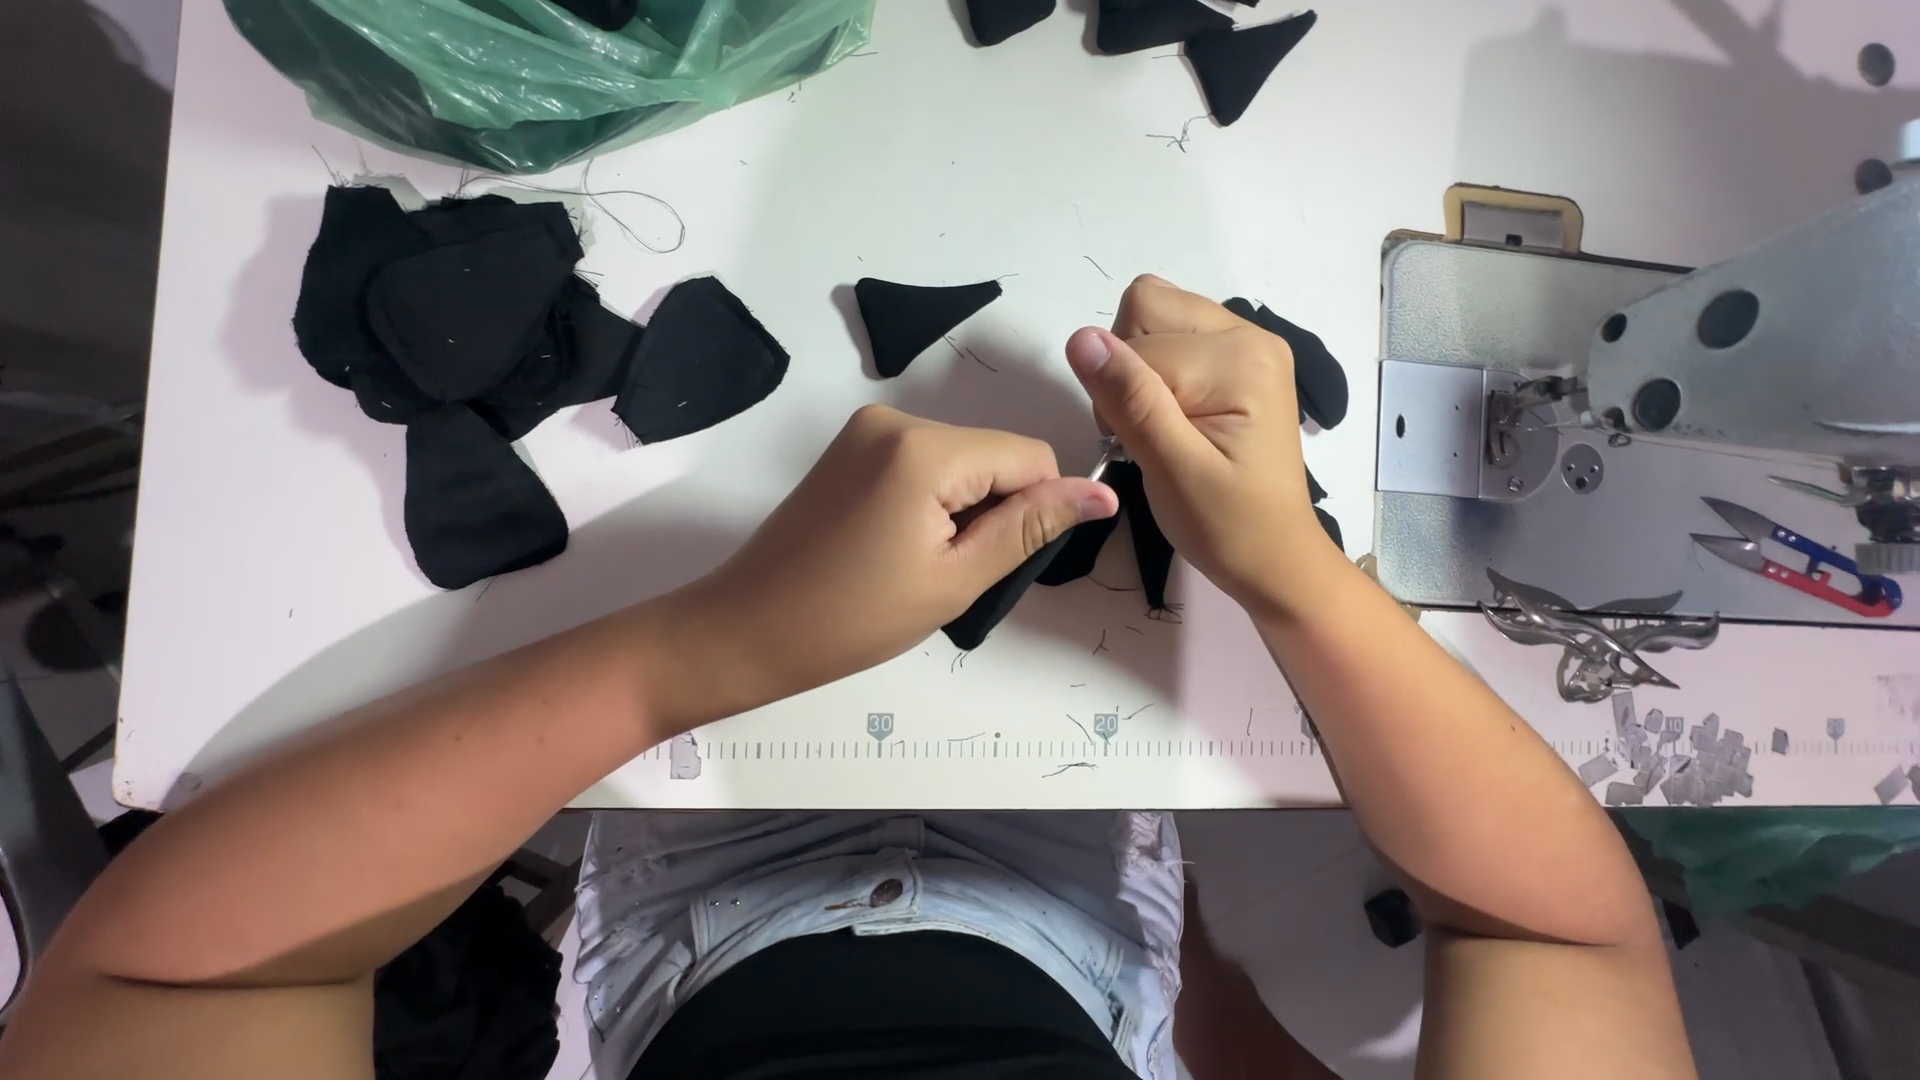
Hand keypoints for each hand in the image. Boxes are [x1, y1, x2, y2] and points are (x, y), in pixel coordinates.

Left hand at [656, 406, 1117, 721]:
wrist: (749, 628)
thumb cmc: (854, 618)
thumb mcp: (955, 578)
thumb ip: (1031, 528)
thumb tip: (1102, 493)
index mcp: (925, 448)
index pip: (1030, 456)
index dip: (1037, 509)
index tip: (1001, 562)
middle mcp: (896, 420)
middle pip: (993, 455)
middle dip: (995, 510)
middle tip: (950, 571)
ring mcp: (866, 431)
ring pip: (961, 461)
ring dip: (963, 508)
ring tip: (919, 562)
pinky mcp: (849, 448)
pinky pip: (923, 463)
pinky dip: (932, 500)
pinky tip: (899, 544)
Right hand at [1065, 275, 1335, 613]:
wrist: (1274, 559)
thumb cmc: (1226, 525)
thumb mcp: (1171, 468)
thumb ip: (1129, 399)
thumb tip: (1082, 339)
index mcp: (1240, 357)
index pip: (1137, 343)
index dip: (1116, 395)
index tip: (1133, 445)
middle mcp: (1249, 334)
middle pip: (1147, 306)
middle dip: (1127, 366)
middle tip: (1145, 429)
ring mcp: (1247, 344)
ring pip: (1156, 317)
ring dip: (1139, 368)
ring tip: (1159, 424)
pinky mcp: (1239, 360)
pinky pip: (1174, 337)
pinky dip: (1156, 371)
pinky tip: (1171, 416)